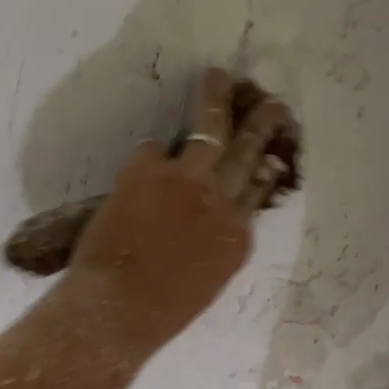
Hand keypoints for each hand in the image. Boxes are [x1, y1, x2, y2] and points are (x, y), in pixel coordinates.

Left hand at [58, 68, 294, 348]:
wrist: (118, 309)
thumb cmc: (159, 311)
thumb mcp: (205, 281)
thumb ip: (214, 244)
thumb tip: (210, 221)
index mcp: (237, 238)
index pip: (256, 192)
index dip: (262, 169)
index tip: (269, 154)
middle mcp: (221, 203)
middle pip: (246, 155)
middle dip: (261, 124)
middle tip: (270, 102)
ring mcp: (187, 181)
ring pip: (210, 129)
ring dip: (216, 99)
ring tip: (217, 77)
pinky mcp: (148, 170)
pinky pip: (152, 150)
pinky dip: (148, 157)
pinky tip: (141, 166)